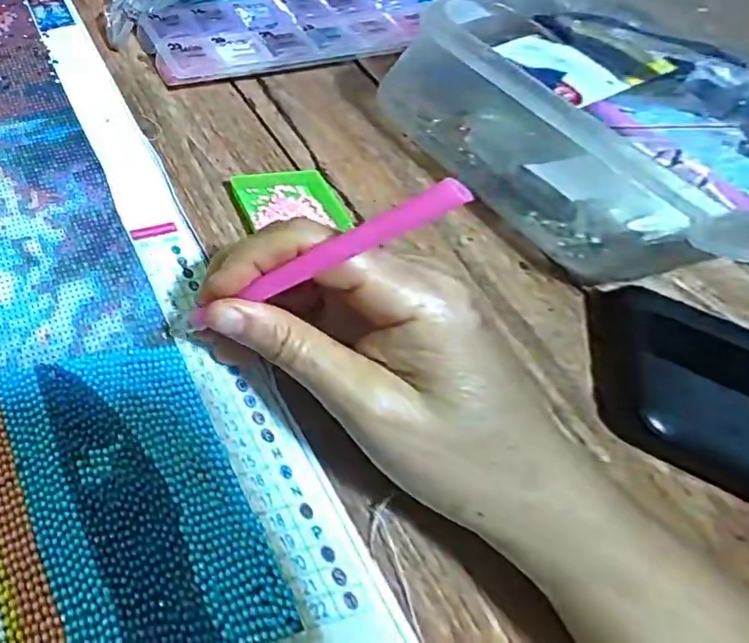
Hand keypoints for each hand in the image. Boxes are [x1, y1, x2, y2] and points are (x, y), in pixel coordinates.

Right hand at [192, 219, 593, 531]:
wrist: (539, 505)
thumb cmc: (461, 462)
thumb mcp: (366, 406)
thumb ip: (290, 347)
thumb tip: (215, 310)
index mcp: (416, 289)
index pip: (314, 243)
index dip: (251, 262)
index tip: (209, 301)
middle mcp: (407, 272)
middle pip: (305, 248)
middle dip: (248, 276)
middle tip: (209, 319)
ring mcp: (397, 289)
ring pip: (306, 269)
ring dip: (259, 296)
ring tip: (226, 336)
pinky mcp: (387, 309)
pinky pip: (321, 295)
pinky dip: (282, 313)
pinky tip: (259, 339)